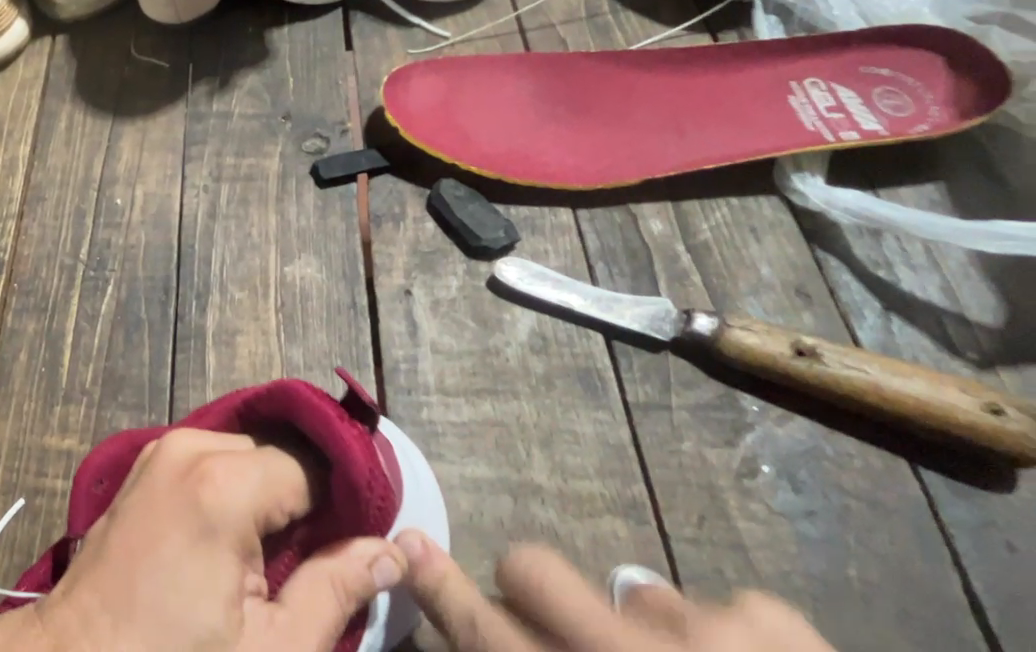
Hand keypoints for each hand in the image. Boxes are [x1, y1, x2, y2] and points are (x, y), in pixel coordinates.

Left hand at [0, 428, 406, 651]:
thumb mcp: (271, 647)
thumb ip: (335, 590)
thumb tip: (389, 551)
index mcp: (222, 483)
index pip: (314, 467)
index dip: (347, 504)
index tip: (366, 542)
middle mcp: (189, 447)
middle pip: (278, 454)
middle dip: (308, 498)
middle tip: (324, 556)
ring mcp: (160, 451)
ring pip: (244, 453)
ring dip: (270, 493)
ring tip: (282, 554)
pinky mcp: (143, 467)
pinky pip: (209, 460)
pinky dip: (234, 487)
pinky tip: (242, 537)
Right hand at [398, 532, 838, 651]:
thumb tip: (506, 641)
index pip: (483, 632)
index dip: (439, 588)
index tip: (412, 548)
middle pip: (530, 568)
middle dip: (537, 597)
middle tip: (572, 643)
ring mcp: (704, 632)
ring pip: (630, 590)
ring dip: (650, 638)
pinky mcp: (778, 623)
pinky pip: (719, 602)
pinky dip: (730, 642)